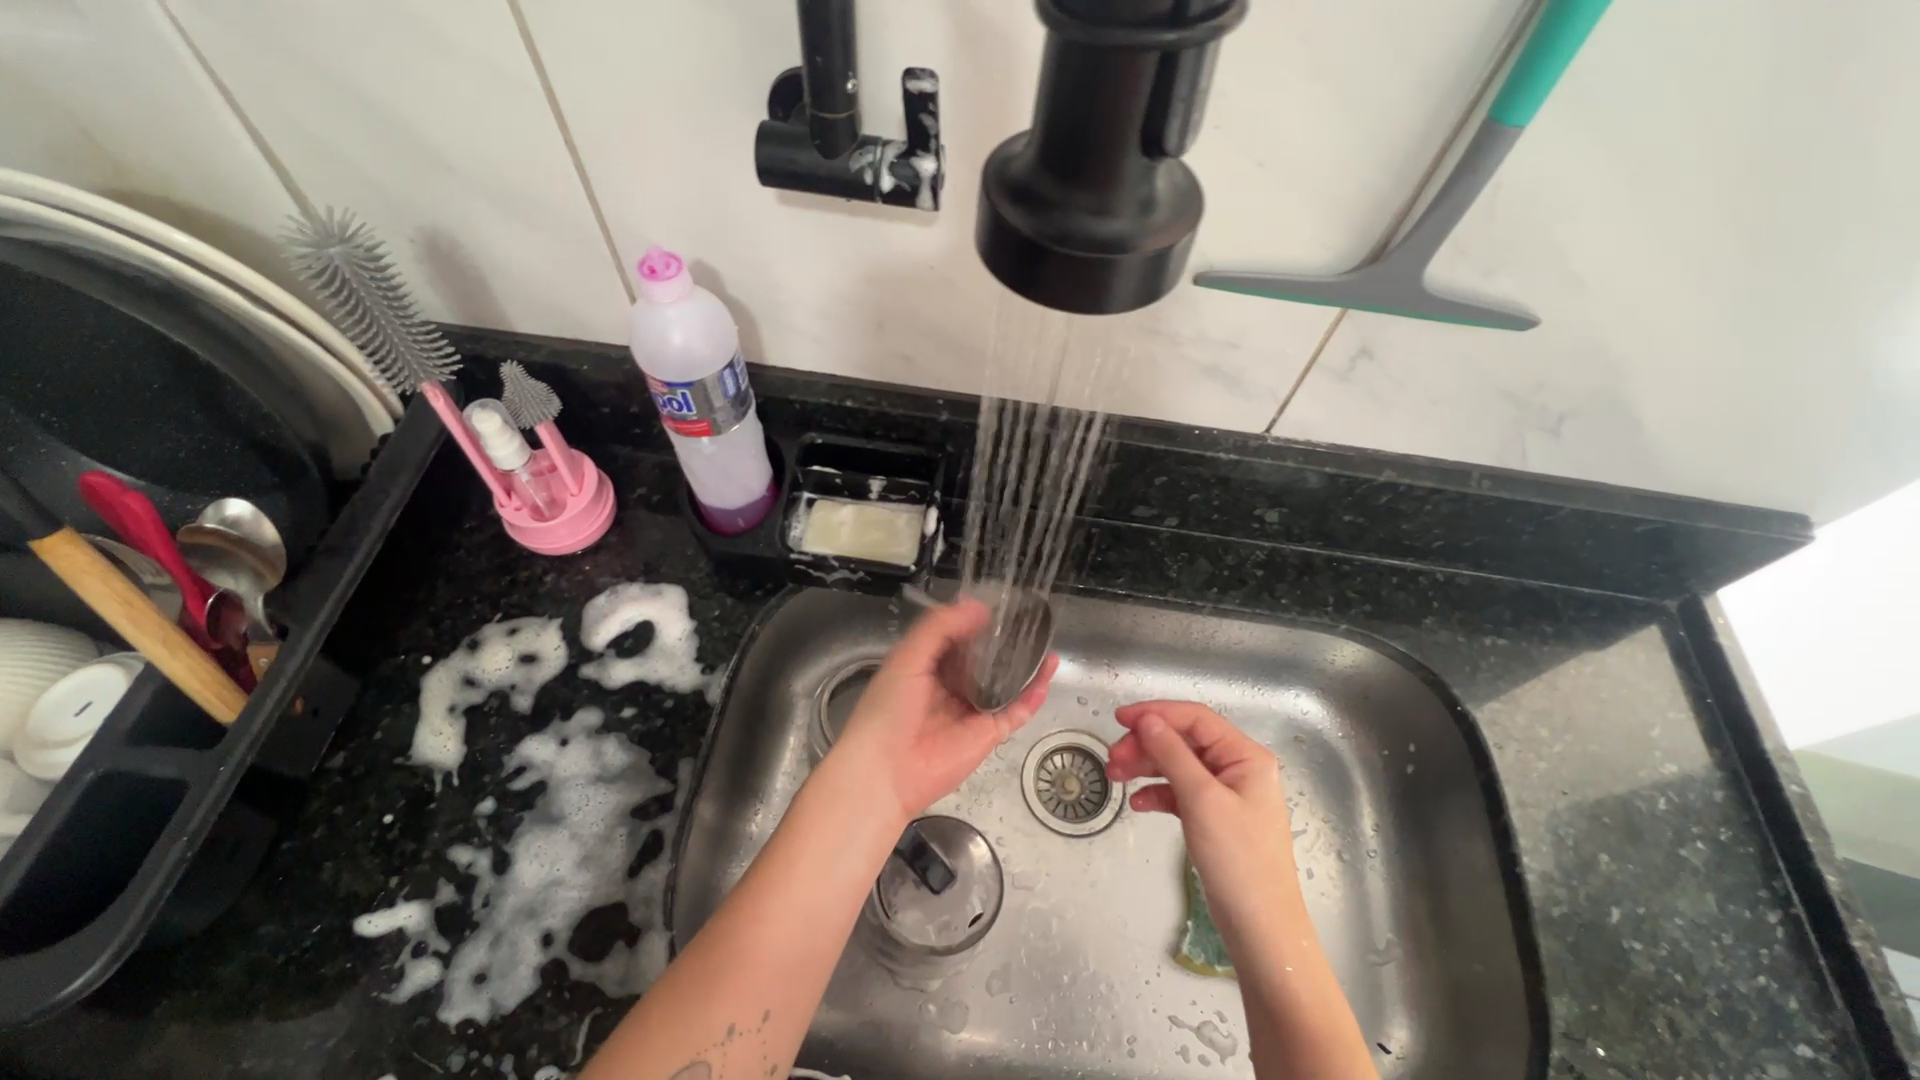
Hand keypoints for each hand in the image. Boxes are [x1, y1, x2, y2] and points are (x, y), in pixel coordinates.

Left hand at [829, 596, 1058, 822]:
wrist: (886, 771)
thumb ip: (940, 628)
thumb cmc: (889, 708)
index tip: (995, 602)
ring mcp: (971, 711)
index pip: (954, 638)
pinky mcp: (988, 733)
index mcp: (924, 668)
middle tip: (1026, 615)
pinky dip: (1033, 692)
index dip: (972, 621)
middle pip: (982, 659)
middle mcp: (949, 687)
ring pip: (1003, 682)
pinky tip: (1048, 669)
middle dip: (1001, 640)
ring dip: (1022, 662)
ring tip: (1042, 636)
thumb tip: (977, 606)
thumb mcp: (907, 657)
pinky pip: (1016, 710)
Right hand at [1105, 701, 1300, 933]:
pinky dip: (1157, 793)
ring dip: (1146, 767)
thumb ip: (1173, 754)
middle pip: (1184, 740)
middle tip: (1112, 759)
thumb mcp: (1201, 800)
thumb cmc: (1237, 858)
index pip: (1195, 718)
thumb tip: (1147, 720)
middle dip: (1146, 745)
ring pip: (1178, 765)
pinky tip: (1138, 804)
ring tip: (1115, 777)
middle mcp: (1238, 768)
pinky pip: (1180, 792)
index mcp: (1245, 756)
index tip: (1119, 718)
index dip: (1156, 713)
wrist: (1260, 924)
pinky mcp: (1214, 817)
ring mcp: (1226, 793)